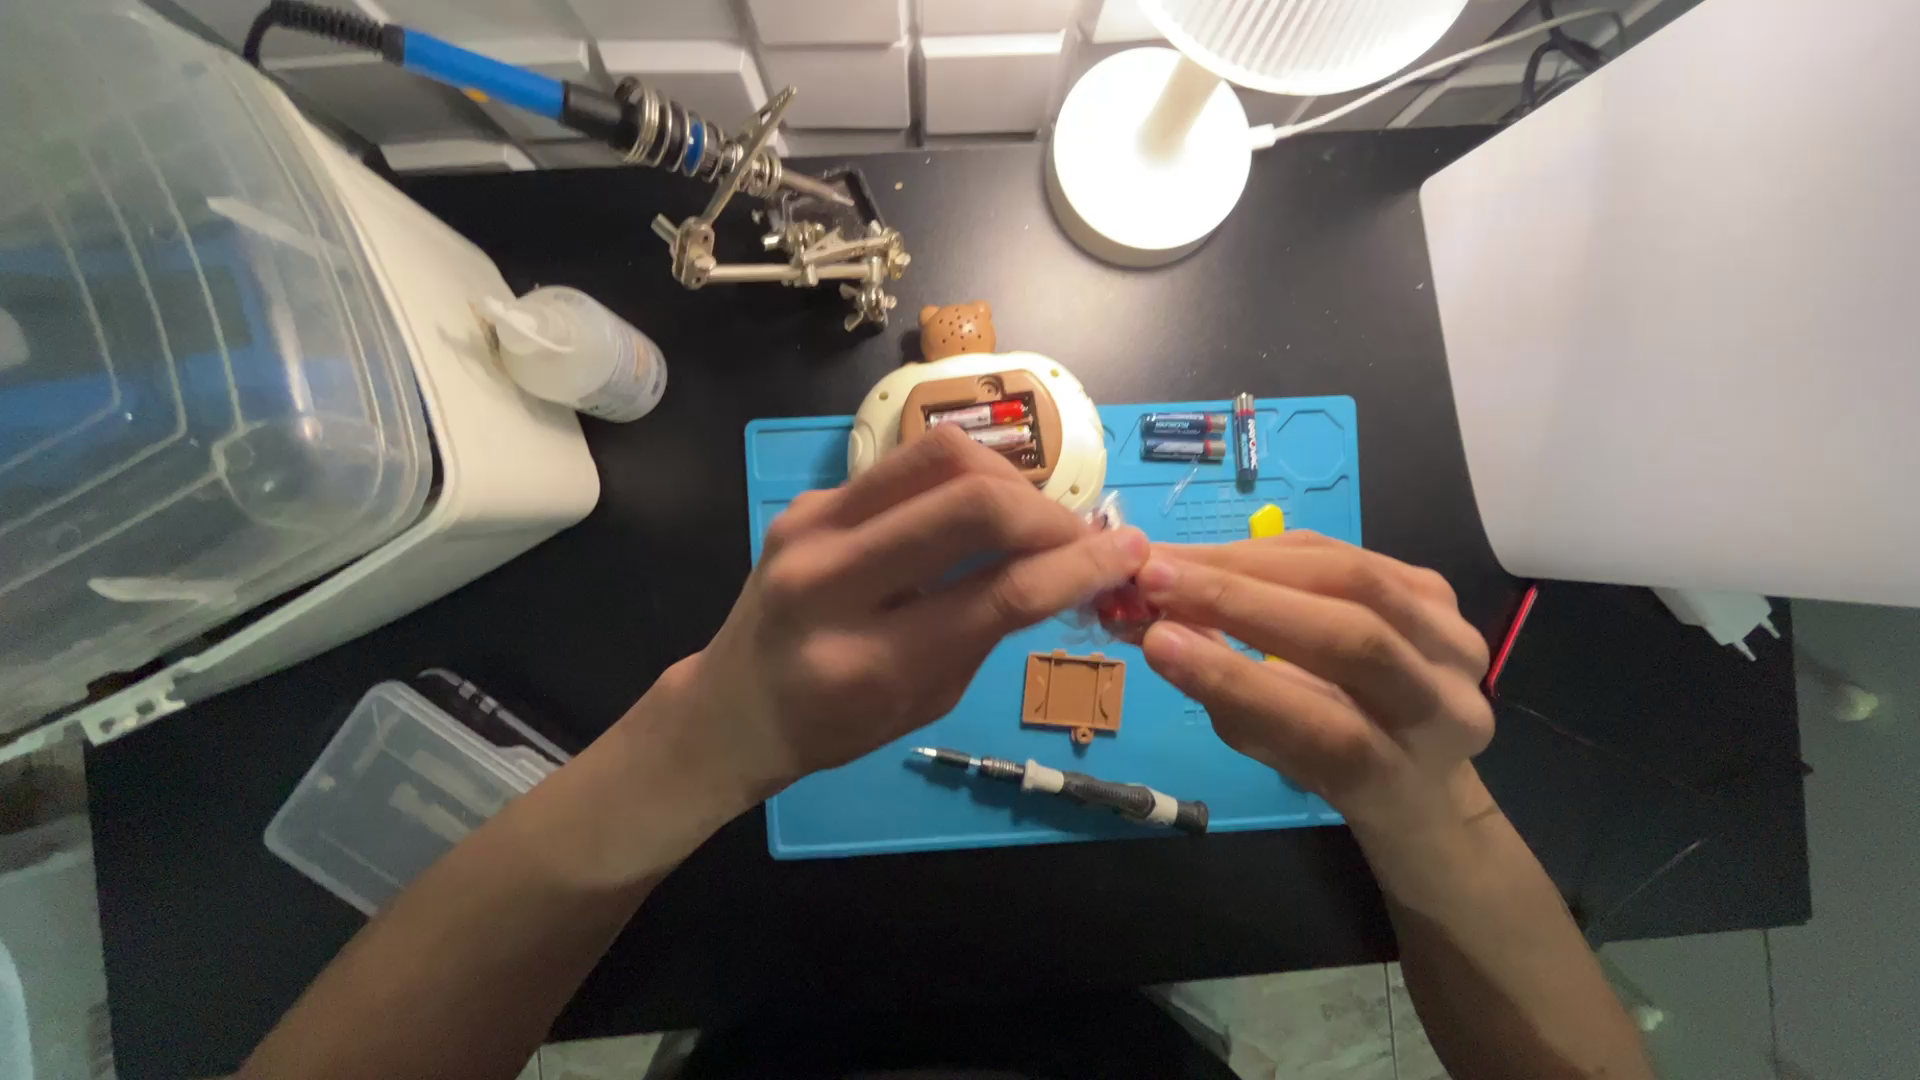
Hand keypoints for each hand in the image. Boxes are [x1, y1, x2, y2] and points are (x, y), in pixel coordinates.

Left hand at [647, 424, 1149, 809]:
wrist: (735, 704)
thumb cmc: (836, 725)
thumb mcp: (927, 700)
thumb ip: (989, 627)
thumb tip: (1063, 565)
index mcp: (867, 661)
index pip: (997, 594)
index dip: (1076, 569)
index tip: (1125, 557)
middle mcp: (831, 579)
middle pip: (967, 500)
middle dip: (1046, 514)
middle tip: (1076, 538)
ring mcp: (811, 524)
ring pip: (937, 455)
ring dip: (1007, 480)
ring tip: (1029, 518)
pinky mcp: (809, 498)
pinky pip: (906, 465)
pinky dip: (961, 481)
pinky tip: (976, 513)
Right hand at [1133, 532, 1493, 834]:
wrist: (1412, 753)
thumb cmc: (1323, 761)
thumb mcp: (1268, 750)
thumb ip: (1224, 694)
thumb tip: (1153, 631)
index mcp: (1402, 776)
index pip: (1319, 725)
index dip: (1233, 677)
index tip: (1153, 640)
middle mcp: (1448, 706)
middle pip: (1346, 636)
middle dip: (1237, 599)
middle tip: (1153, 578)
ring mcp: (1455, 639)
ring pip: (1350, 579)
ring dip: (1246, 562)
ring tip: (1175, 559)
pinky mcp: (1438, 591)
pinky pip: (1345, 553)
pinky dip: (1271, 550)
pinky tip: (1220, 554)